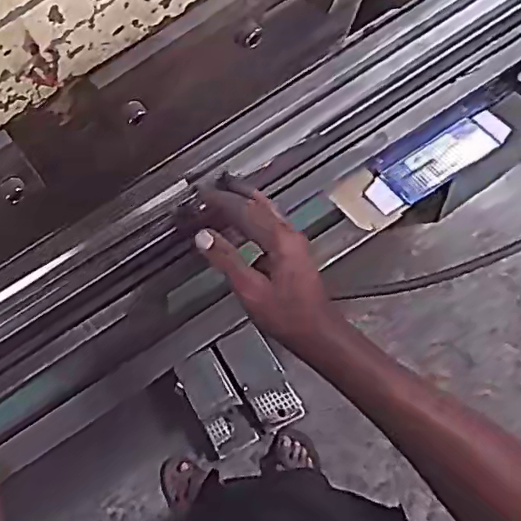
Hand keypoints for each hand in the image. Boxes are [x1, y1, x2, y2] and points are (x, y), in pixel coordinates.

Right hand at [190, 179, 345, 344]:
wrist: (318, 333)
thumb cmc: (289, 316)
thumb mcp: (250, 289)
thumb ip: (226, 259)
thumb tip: (204, 237)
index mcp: (279, 240)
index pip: (244, 210)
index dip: (220, 201)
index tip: (203, 196)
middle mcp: (290, 236)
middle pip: (258, 204)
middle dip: (234, 194)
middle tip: (214, 187)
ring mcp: (295, 243)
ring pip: (267, 212)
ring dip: (244, 203)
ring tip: (226, 198)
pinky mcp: (295, 253)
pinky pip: (270, 225)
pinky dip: (252, 219)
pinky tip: (242, 227)